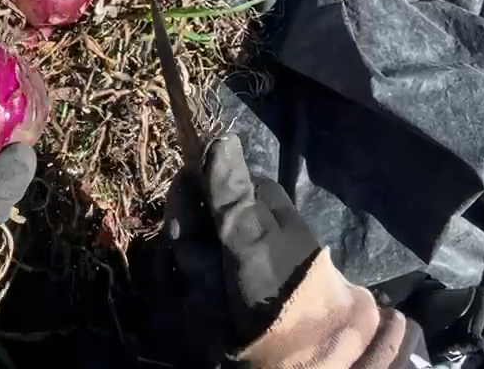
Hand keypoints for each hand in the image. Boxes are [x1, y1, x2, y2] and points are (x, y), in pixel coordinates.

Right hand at [163, 134, 320, 344]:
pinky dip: (205, 294)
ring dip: (197, 273)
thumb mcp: (250, 233)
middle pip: (197, 217)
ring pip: (197, 251)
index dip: (185, 202)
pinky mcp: (239, 285)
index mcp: (259, 197)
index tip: (181, 227)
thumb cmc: (276, 282)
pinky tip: (216, 308)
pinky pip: (205, 280)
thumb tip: (220, 136)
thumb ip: (229, 188)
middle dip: (191, 243)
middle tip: (204, 269)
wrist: (302, 348)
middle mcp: (251, 218)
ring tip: (215, 294)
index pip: (203, 180)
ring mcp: (244, 253)